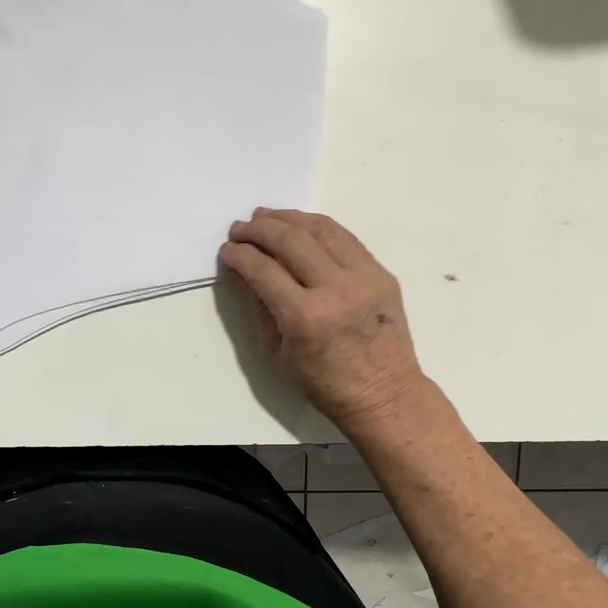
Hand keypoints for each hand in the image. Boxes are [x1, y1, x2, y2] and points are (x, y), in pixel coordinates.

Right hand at [219, 208, 428, 429]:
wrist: (381, 392)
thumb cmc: (320, 382)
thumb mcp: (274, 350)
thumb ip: (258, 305)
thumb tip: (242, 271)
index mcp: (304, 317)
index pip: (263, 270)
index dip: (239, 255)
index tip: (226, 250)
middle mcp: (335, 290)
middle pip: (292, 241)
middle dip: (260, 229)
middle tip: (239, 227)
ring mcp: (363, 278)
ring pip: (322, 230)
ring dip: (289, 219)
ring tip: (266, 216)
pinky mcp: (380, 273)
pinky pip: (345, 239)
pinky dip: (317, 227)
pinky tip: (298, 226)